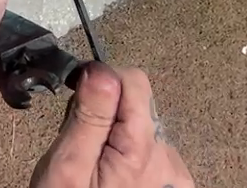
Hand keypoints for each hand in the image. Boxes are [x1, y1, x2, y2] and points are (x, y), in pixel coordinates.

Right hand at [30, 64, 194, 187]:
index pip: (134, 82)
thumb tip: (101, 70)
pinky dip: (129, 155)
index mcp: (145, 152)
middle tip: (82, 145)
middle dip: (107, 115)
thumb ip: (90, 116)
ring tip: (96, 166)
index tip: (79, 102)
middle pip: (139, 105)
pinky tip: (113, 178)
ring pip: (143, 128)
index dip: (102, 83)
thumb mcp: (69, 164)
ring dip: (117, 136)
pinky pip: (150, 152)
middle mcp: (172, 164)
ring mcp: (177, 180)